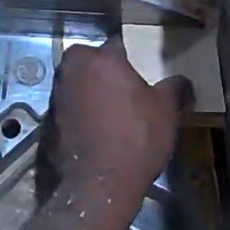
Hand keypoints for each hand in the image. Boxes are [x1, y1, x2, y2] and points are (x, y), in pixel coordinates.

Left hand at [48, 36, 188, 203]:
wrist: (97, 187)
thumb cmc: (136, 139)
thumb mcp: (166, 110)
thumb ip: (175, 88)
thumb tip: (183, 82)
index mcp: (103, 60)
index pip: (117, 42)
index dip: (130, 53)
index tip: (141, 66)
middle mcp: (74, 71)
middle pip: (88, 58)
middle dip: (101, 67)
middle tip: (121, 85)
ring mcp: (56, 97)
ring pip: (74, 82)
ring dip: (87, 89)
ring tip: (108, 109)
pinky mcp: (46, 123)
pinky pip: (66, 107)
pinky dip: (76, 113)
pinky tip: (93, 130)